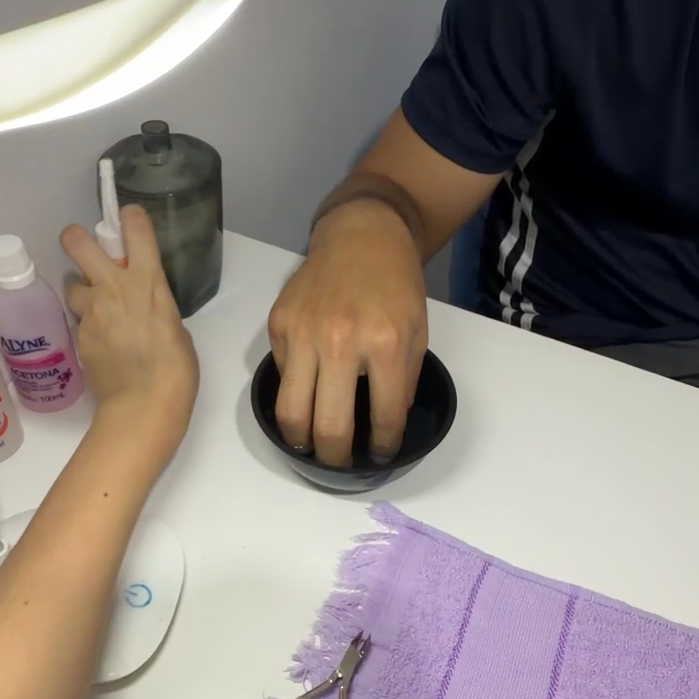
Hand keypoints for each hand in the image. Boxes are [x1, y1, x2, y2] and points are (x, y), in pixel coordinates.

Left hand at [61, 206, 198, 456]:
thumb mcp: (177, 330)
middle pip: (78, 241)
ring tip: (97, 311)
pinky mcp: (79, 335)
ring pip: (72, 284)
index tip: (128, 221)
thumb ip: (158, 309)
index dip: (129, 218)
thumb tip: (145, 310)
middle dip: (78, 239)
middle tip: (85, 251)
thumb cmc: (176, 371)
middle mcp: (115, 288)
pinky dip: (88, 325)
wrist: (144, 406)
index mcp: (149, 282)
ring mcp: (92, 311)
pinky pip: (79, 320)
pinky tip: (103, 344)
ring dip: (82, 292)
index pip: (135, 228)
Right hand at [266, 201, 427, 466]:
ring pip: (291, 412)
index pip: (383, 417)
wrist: (362, 236)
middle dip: (336, 457)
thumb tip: (386, 420)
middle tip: (339, 461)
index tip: (379, 453)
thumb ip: (405, 379)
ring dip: (301, 440)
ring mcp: (303, 333)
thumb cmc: (396, 285)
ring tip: (310, 444)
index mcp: (386, 345)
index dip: (383, 445)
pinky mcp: (279, 324)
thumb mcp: (419, 332)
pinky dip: (294, 392)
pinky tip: (306, 391)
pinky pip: (282, 375)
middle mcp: (341, 342)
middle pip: (328, 427)